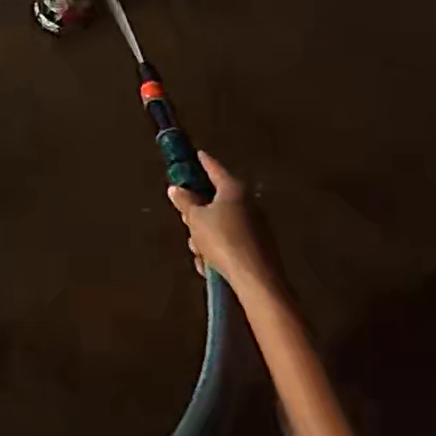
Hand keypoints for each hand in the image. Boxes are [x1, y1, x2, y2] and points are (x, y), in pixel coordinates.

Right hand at [167, 151, 274, 290]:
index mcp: (233, 190)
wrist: (257, 281)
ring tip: (198, 252)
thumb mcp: (196, 219)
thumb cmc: (223, 241)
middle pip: (215, 201)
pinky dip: (218, 252)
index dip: (204, 161)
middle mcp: (248, 204)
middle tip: (186, 220)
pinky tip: (209, 267)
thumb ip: (185, 202)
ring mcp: (256, 227)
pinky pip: (231, 244)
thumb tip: (176, 188)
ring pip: (221, 225)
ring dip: (205, 237)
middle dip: (198, 213)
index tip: (198, 154)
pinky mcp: (259, 249)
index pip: (215, 168)